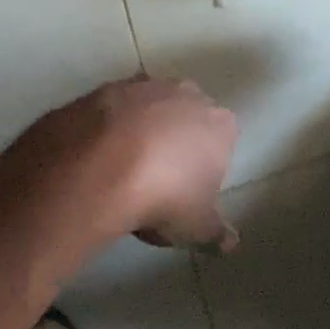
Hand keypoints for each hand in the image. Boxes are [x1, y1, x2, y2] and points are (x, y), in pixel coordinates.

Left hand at [19, 76, 239, 252]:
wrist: (103, 165)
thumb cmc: (165, 196)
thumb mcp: (196, 227)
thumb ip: (216, 233)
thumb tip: (230, 243)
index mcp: (220, 125)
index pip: (222, 142)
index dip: (206, 167)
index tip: (188, 192)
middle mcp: (190, 94)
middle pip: (188, 118)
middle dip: (176, 142)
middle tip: (157, 180)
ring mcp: (149, 85)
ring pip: (152, 109)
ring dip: (143, 132)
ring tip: (123, 171)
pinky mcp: (112, 86)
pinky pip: (118, 108)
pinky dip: (112, 127)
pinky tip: (99, 157)